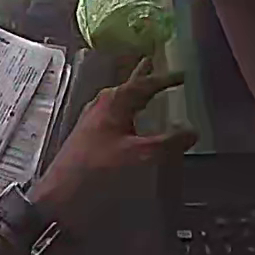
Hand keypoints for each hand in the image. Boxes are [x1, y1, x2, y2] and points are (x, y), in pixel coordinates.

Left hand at [31, 58, 196, 231]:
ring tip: (147, 89)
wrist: (61, 195)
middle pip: (128, 85)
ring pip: (120, 99)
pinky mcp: (90, 135)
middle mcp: (102, 104)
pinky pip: (114, 113)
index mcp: (114, 101)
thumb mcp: (139, 154)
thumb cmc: (98, 168)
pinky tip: (130, 121)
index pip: (144, 83)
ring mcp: (94, 119)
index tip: (183, 74)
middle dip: (142, 75)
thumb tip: (193, 131)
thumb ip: (168, 142)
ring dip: (134, 93)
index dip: (165, 79)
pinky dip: (127, 110)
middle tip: (154, 60)